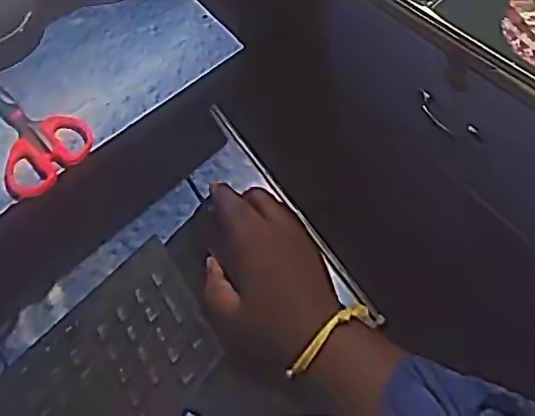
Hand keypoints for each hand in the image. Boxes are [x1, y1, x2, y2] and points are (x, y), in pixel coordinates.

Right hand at [201, 182, 340, 369]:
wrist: (322, 342)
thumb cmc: (271, 330)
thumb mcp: (229, 319)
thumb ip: (213, 287)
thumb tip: (212, 265)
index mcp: (250, 236)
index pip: (231, 202)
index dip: (220, 194)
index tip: (212, 193)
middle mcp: (274, 225)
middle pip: (255, 195)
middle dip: (240, 200)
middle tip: (228, 215)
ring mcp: (296, 232)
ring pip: (274, 204)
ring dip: (258, 208)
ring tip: (248, 228)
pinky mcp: (311, 244)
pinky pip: (288, 218)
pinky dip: (275, 220)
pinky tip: (270, 242)